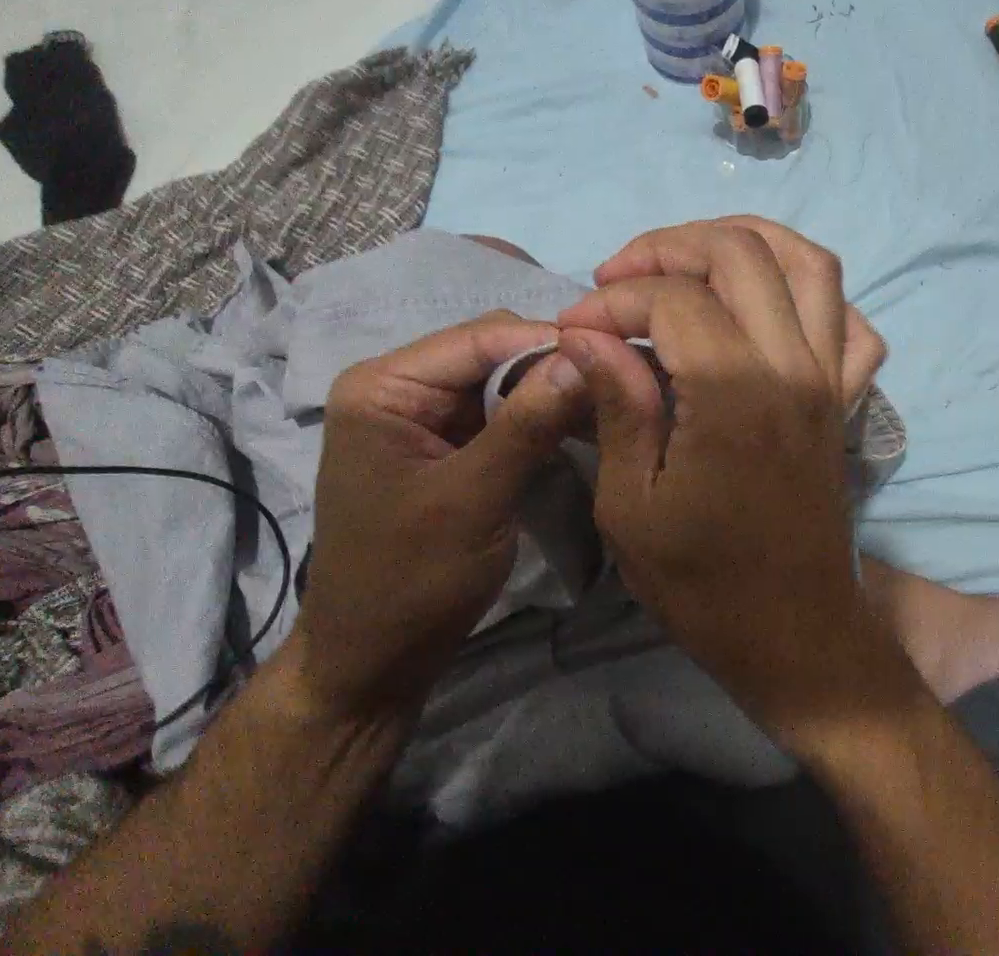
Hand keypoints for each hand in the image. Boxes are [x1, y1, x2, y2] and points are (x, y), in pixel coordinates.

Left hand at [296, 312, 585, 717]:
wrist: (375, 661)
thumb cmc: (411, 579)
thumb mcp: (473, 498)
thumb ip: (527, 424)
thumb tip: (587, 357)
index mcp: (384, 387)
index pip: (482, 336)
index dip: (552, 342)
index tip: (624, 355)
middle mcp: (400, 390)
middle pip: (494, 353)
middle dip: (556, 368)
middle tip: (623, 387)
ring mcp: (424, 421)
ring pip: (504, 384)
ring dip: (554, 396)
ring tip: (612, 408)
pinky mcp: (448, 450)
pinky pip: (502, 418)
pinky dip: (541, 422)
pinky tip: (584, 431)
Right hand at [556, 222, 924, 747]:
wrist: (796, 635)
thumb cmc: (703, 586)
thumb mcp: (632, 507)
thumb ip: (617, 406)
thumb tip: (587, 334)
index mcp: (734, 392)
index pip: (671, 297)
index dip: (612, 300)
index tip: (573, 328)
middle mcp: (794, 366)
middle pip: (743, 253)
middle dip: (670, 246)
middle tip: (618, 278)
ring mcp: (831, 379)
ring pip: (810, 265)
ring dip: (746, 244)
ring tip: (689, 263)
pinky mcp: (845, 401)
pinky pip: (852, 323)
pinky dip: (813, 297)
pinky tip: (766, 312)